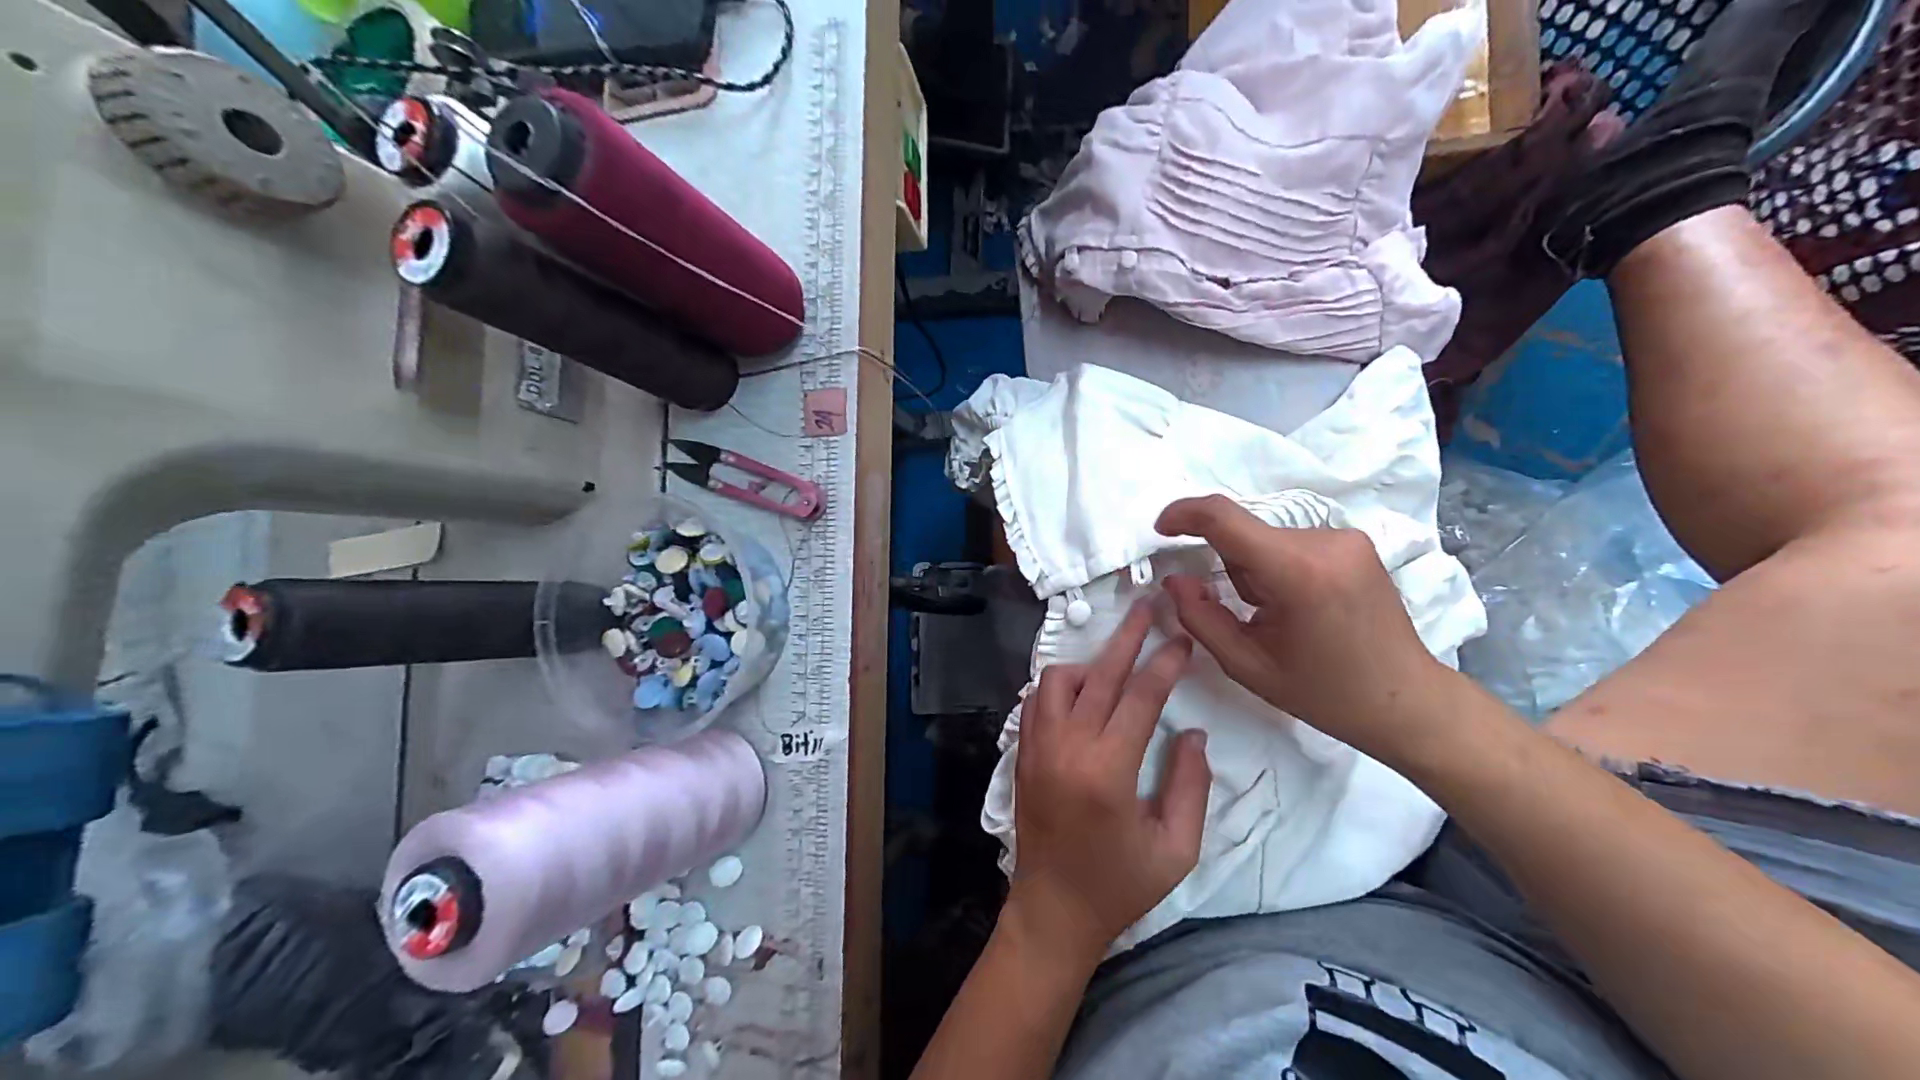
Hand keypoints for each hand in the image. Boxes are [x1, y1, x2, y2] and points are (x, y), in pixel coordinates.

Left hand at [1005, 602, 1210, 965]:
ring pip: (1057, 680)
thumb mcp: (1175, 847)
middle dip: (1127, 636)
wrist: (1053, 909)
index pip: (1139, 697)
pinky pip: (1036, 701)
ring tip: (1116, 663)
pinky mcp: (1022, 754)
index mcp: (1107, 771)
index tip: (1182, 639)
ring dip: (1089, 663)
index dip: (1165, 663)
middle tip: (1148, 605)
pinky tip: (1081, 690)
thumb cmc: (1120, 884)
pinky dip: (1059, 686)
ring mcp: (1037, 748)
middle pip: (1098, 674)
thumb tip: (1191, 732)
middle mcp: (1066, 748)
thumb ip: (1190, 784)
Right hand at [1154, 495, 1451, 759]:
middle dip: (1229, 568)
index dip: (1184, 515)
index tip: (1161, 529)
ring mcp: (1346, 538)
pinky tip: (1300, 605)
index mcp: (1298, 572)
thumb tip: (1174, 579)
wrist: (1408, 700)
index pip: (1225, 518)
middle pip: (1244, 536)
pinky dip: (1278, 566)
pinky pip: (1291, 542)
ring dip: (1255, 569)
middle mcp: (1325, 541)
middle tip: (1247, 615)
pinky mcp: (1355, 542)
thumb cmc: (1325, 693)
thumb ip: (1200, 618)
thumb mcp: (1247, 666)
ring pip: (1266, 539)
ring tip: (1280, 616)